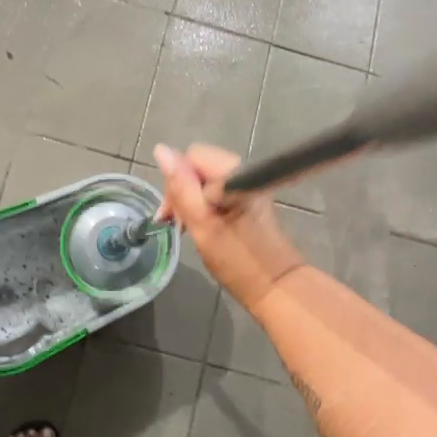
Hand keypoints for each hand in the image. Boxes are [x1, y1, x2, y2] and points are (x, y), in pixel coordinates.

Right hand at [153, 143, 307, 309]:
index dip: (176, 182)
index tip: (171, 215)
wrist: (276, 286)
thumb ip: (181, 188)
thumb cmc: (238, 259)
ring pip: (205, 180)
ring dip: (191, 201)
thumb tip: (161, 150)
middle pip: (198, 166)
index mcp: (235, 172)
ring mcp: (247, 185)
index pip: (192, 157)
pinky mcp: (248, 199)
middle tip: (177, 224)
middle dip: (182, 192)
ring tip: (186, 228)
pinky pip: (216, 192)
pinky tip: (200, 227)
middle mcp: (244, 171)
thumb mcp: (203, 224)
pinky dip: (204, 206)